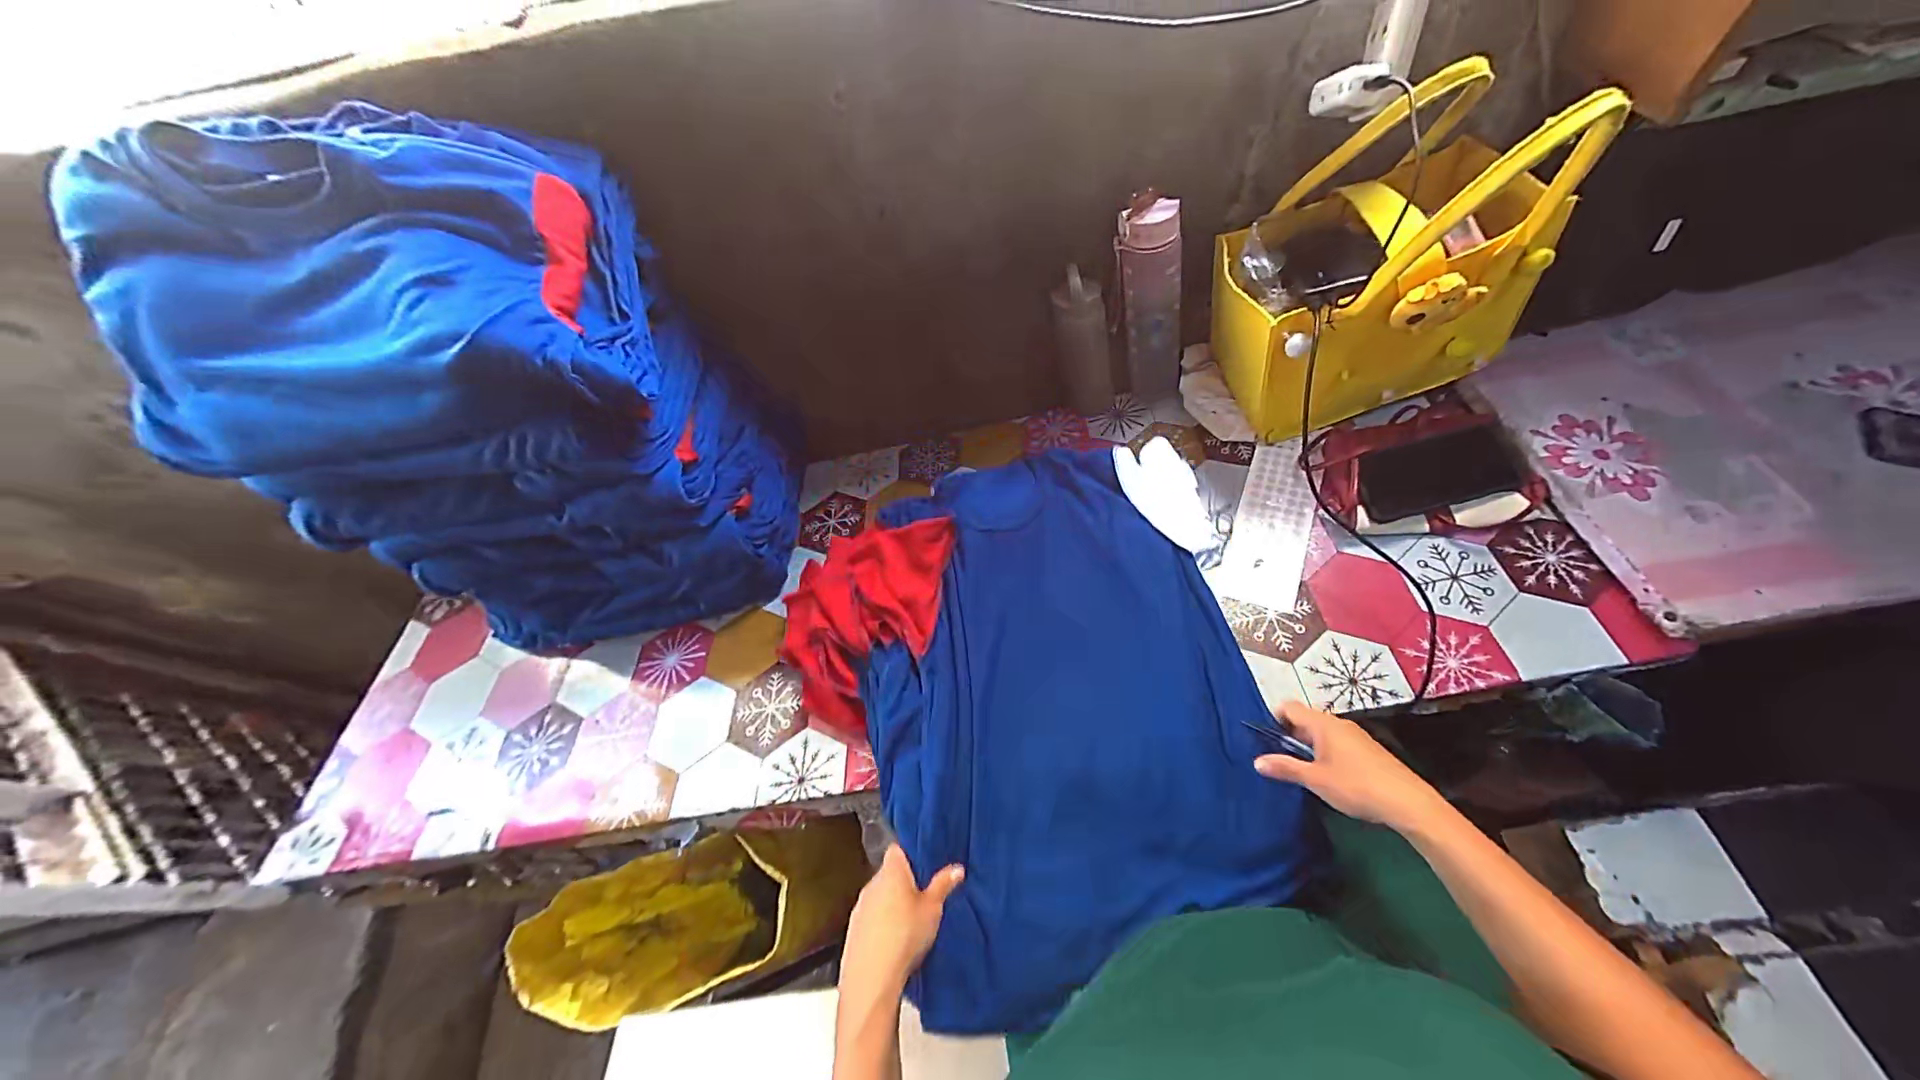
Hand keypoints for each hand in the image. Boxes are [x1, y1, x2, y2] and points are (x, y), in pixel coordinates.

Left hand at [840, 844, 964, 996]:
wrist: (872, 976)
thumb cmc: (905, 936)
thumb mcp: (932, 909)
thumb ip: (943, 885)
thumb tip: (957, 869)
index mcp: (891, 871)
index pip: (897, 850)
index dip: (910, 854)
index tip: (923, 864)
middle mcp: (872, 884)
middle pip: (889, 873)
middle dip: (904, 881)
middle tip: (923, 895)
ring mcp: (860, 906)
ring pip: (879, 895)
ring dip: (892, 902)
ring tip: (910, 920)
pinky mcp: (853, 929)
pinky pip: (871, 917)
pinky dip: (881, 922)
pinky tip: (894, 939)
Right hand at [1253, 700, 1450, 833]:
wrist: (1410, 804)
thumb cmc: (1358, 787)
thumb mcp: (1315, 780)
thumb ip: (1285, 768)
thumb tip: (1257, 762)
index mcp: (1323, 724)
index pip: (1289, 707)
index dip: (1274, 719)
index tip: (1267, 741)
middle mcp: (1339, 724)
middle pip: (1304, 720)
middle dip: (1290, 736)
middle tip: (1281, 759)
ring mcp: (1355, 737)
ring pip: (1321, 734)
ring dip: (1308, 747)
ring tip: (1303, 771)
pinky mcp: (1367, 751)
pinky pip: (1337, 744)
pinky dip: (1326, 754)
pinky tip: (1329, 777)